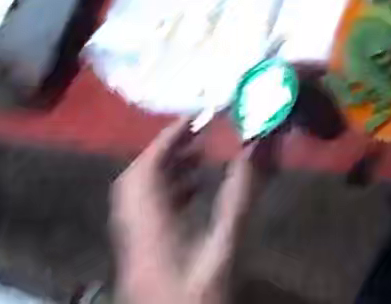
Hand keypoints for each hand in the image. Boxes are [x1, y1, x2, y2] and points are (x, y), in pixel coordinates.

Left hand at [110, 120, 258, 303]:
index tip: (196, 118)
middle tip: (197, 137)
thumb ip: (239, 198)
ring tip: (200, 161)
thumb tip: (257, 146)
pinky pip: (146, 220)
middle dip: (163, 153)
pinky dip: (166, 198)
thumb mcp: (224, 255)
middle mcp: (133, 237)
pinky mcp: (142, 270)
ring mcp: (134, 257)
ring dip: (164, 174)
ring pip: (138, 201)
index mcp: (147, 229)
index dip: (166, 139)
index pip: (144, 170)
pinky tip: (195, 200)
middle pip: (134, 182)